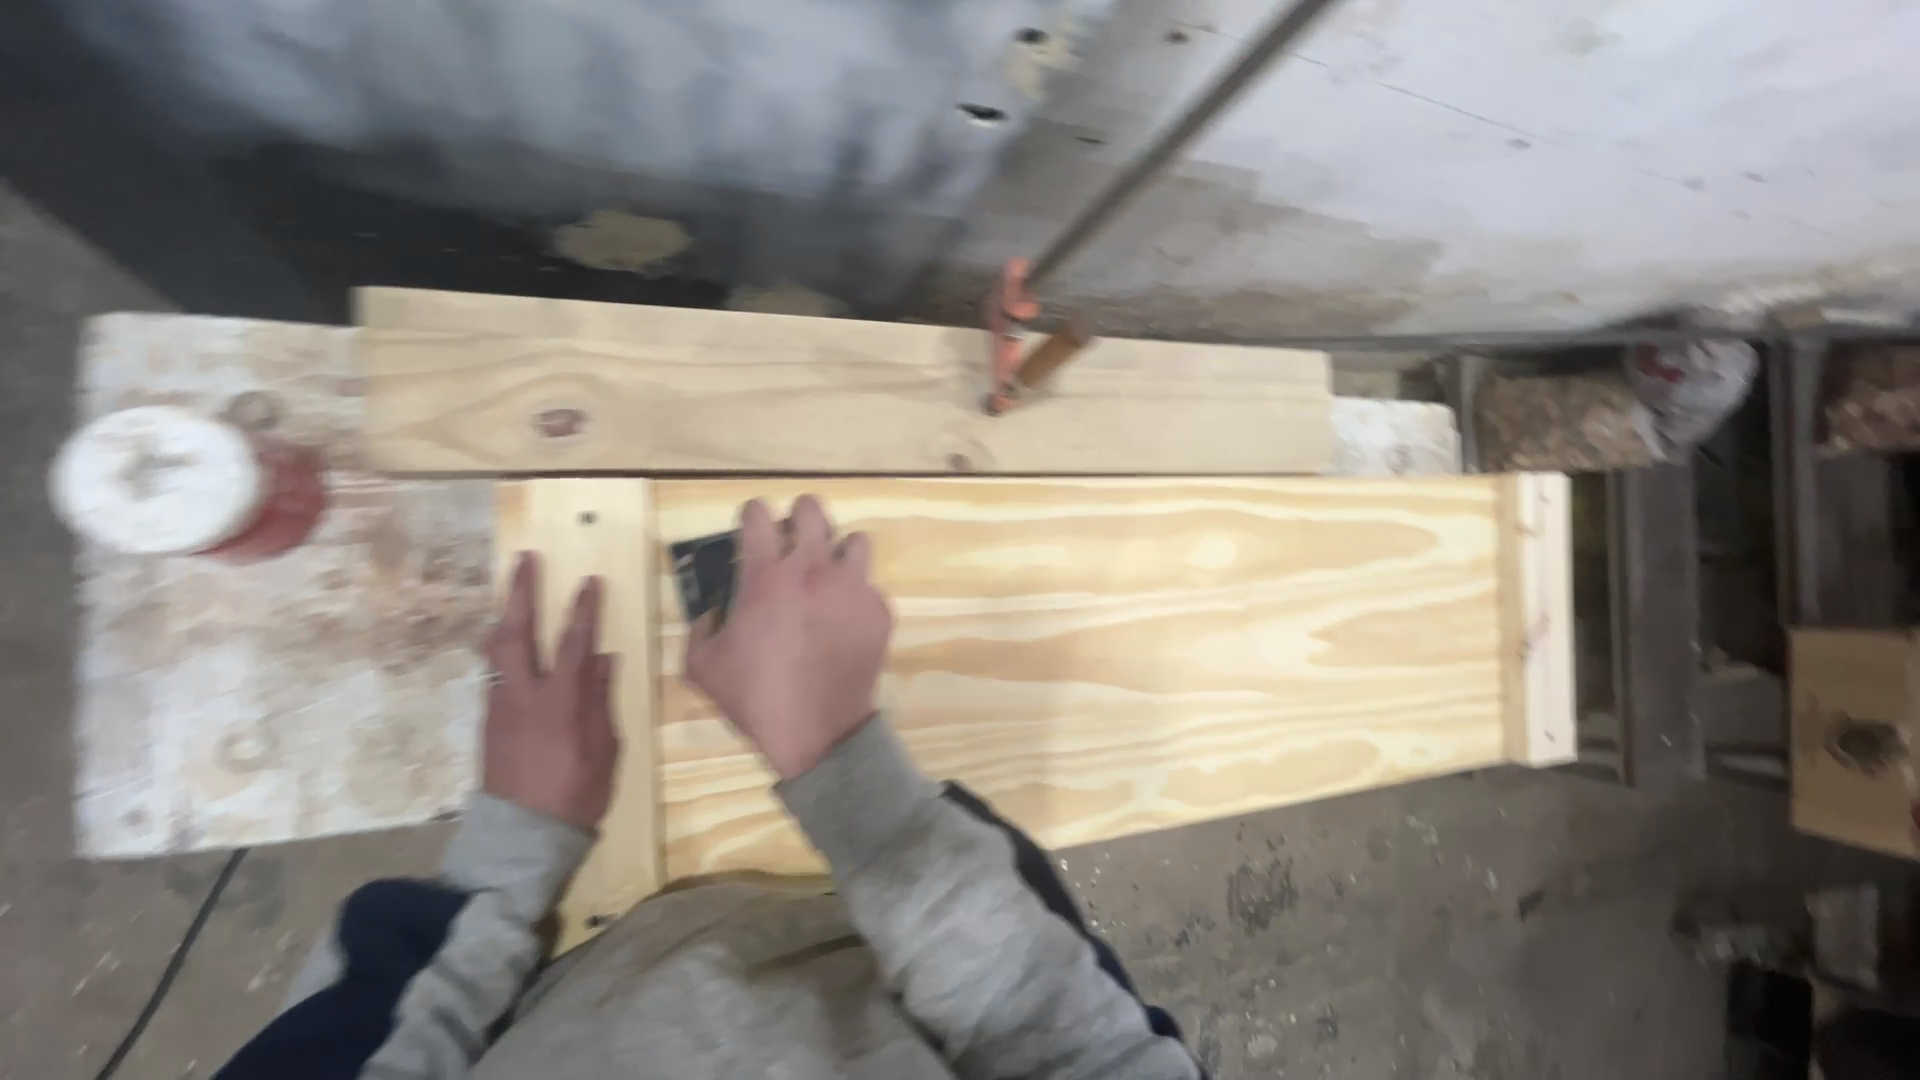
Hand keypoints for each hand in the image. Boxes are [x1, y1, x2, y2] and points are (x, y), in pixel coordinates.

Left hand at [482, 552, 618, 830]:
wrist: (522, 837)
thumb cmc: (576, 792)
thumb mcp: (603, 747)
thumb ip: (599, 698)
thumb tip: (603, 658)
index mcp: (558, 702)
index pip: (572, 642)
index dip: (582, 609)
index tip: (589, 580)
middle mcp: (522, 696)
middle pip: (514, 632)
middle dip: (519, 593)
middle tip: (525, 561)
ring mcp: (499, 707)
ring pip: (495, 649)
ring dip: (504, 614)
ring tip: (513, 591)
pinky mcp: (488, 720)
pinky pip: (493, 671)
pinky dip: (502, 645)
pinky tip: (511, 640)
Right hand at [684, 495, 892, 779]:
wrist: (818, 732)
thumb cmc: (756, 698)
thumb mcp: (702, 666)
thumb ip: (700, 628)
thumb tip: (713, 612)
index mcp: (766, 577)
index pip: (758, 514)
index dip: (752, 514)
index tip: (752, 526)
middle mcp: (813, 570)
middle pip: (811, 509)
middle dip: (799, 516)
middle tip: (792, 537)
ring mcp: (852, 588)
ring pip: (855, 539)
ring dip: (838, 549)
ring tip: (828, 572)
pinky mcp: (879, 610)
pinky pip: (871, 586)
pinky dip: (857, 595)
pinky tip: (845, 619)